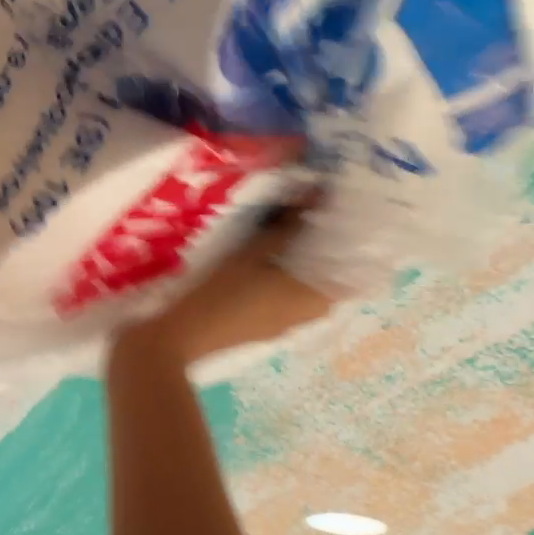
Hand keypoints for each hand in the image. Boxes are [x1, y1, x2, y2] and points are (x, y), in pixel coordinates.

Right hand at [119, 207, 334, 364]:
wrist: (176, 339)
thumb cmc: (218, 296)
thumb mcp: (249, 256)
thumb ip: (283, 228)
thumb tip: (313, 195)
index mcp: (318, 296)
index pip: (357, 267)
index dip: (352, 241)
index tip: (341, 218)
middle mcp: (311, 314)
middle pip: (328, 278)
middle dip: (321, 252)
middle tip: (307, 224)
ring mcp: (285, 325)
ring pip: (303, 290)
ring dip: (298, 269)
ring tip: (280, 244)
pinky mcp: (261, 329)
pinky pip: (283, 301)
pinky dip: (279, 285)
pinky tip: (257, 271)